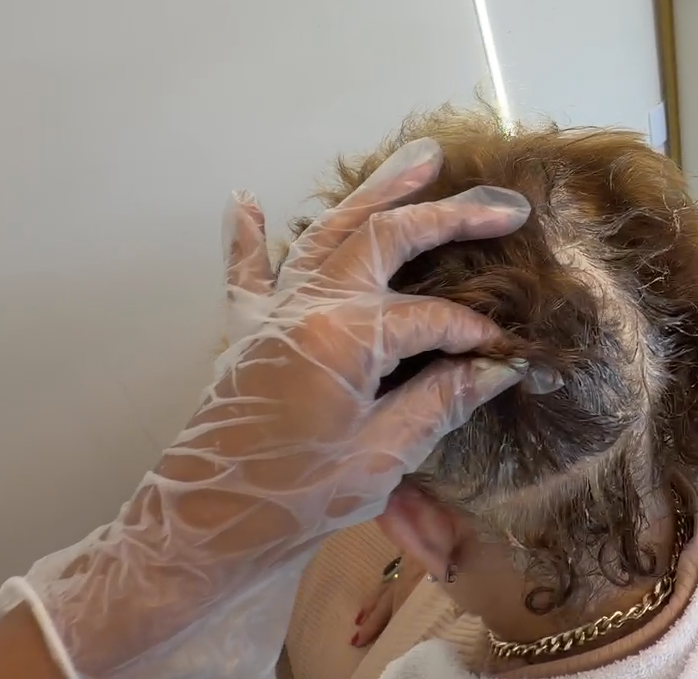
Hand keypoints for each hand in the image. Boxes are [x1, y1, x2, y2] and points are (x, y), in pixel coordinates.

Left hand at [0, 138, 531, 677]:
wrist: (193, 539)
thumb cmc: (293, 502)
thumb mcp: (383, 457)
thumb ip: (445, 400)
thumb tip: (504, 366)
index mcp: (343, 336)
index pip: (430, 316)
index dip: (472, 331)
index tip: (503, 350)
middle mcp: (306, 305)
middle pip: (387, 237)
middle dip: (451, 216)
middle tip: (502, 204)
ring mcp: (272, 311)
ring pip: (330, 230)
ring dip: (378, 190)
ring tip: (423, 157)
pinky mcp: (244, 330)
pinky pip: (245, 271)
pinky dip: (247, 235)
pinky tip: (245, 200)